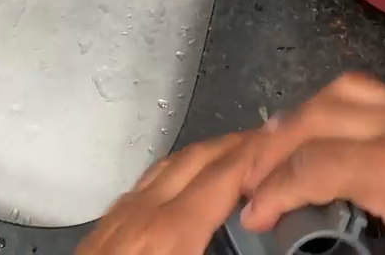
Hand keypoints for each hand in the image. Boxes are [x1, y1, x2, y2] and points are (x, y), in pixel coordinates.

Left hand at [77, 131, 252, 254]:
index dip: (256, 155)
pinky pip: (147, 183)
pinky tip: (183, 181)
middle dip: (235, 144)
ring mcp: (118, 218)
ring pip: (170, 165)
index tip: (283, 144)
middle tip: (269, 141)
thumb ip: (222, 253)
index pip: (223, 175)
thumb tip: (254, 238)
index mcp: (170, 235)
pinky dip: (177, 170)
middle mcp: (142, 215)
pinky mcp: (101, 230)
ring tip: (234, 155)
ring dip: (206, 154)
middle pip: (197, 159)